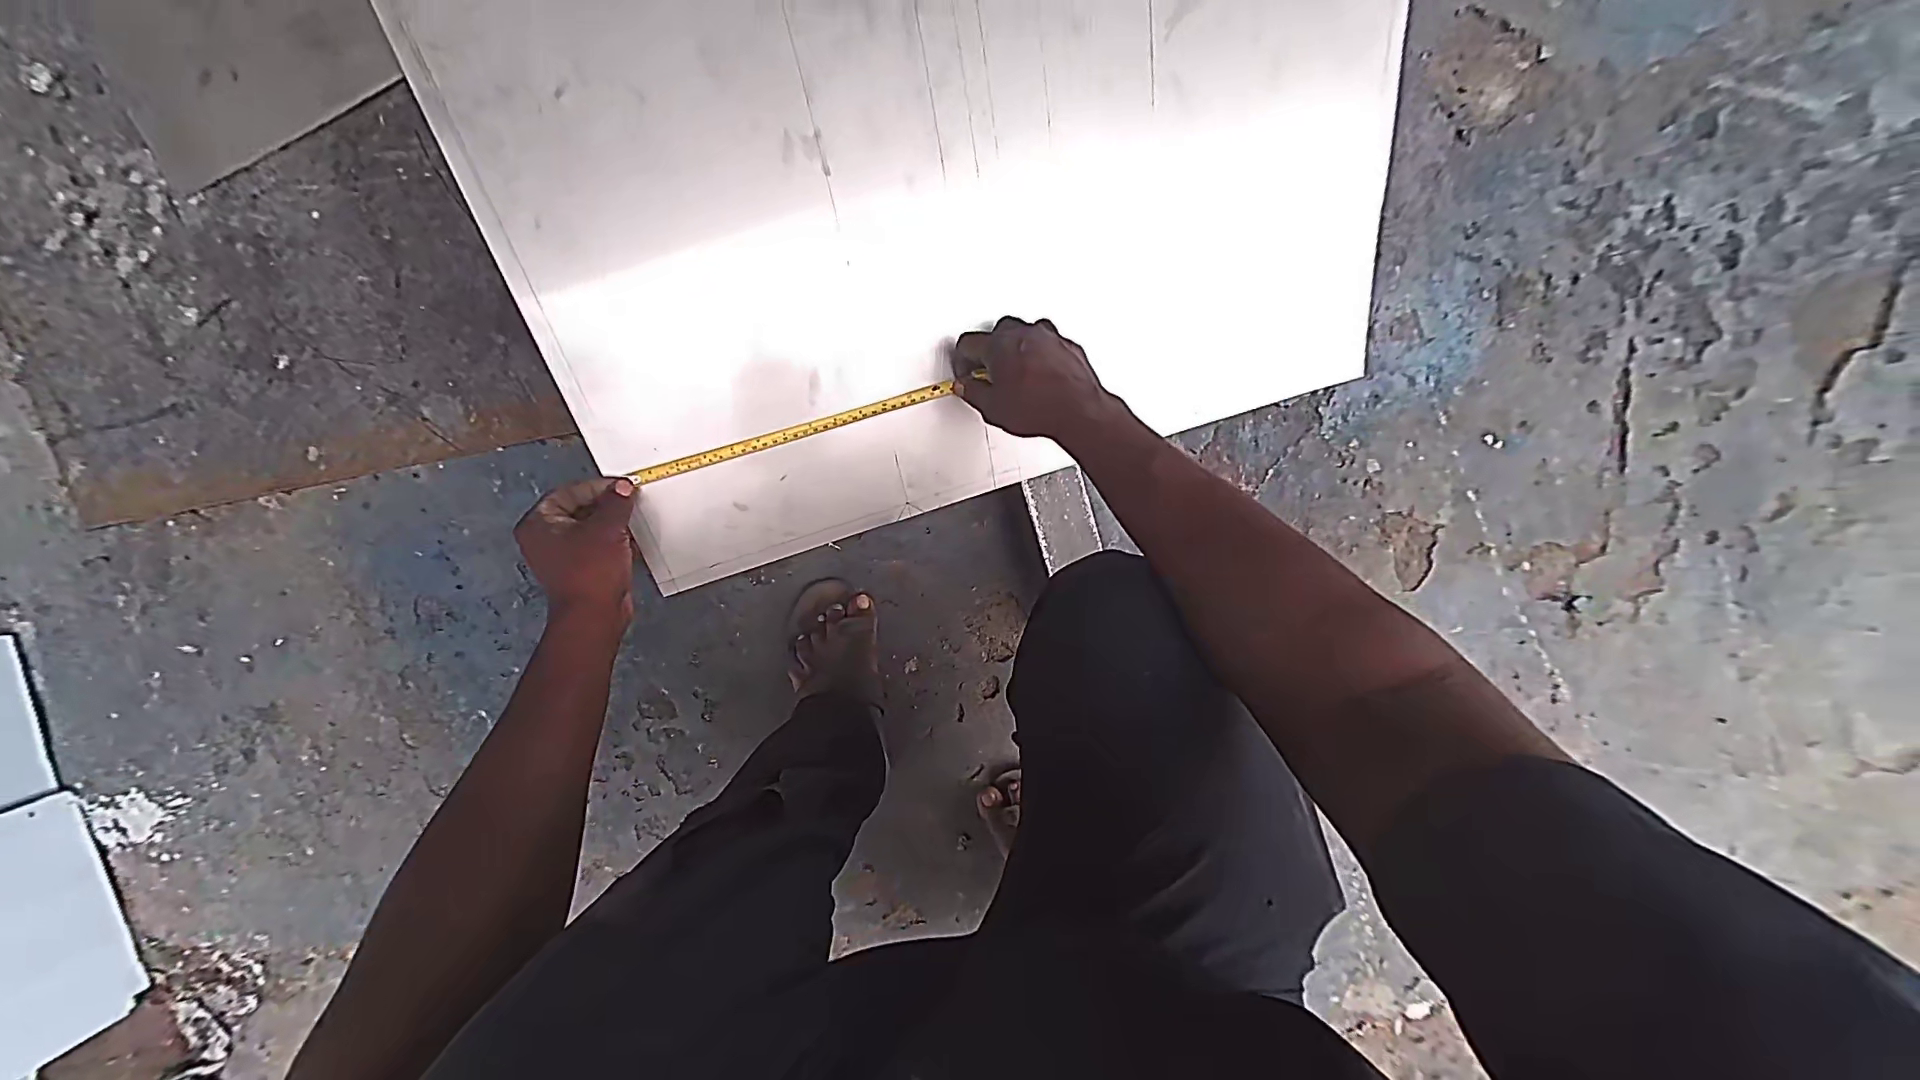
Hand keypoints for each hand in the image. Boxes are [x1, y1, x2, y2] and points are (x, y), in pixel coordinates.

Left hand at [514, 478, 638, 622]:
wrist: (595, 614)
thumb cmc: (590, 573)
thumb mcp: (607, 528)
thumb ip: (616, 503)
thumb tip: (622, 488)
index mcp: (539, 524)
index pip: (569, 492)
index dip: (598, 487)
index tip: (622, 486)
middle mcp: (545, 539)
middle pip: (579, 509)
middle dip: (607, 505)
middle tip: (630, 501)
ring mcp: (562, 556)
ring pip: (591, 528)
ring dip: (613, 524)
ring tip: (633, 521)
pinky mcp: (581, 569)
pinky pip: (598, 546)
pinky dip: (614, 541)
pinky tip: (632, 542)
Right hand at [948, 316, 1128, 444]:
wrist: (1079, 412)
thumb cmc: (1041, 408)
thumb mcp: (993, 408)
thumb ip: (974, 393)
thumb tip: (967, 387)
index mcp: (998, 345)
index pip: (968, 343)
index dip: (961, 360)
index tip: (965, 373)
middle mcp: (1023, 334)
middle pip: (996, 333)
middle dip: (989, 352)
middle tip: (988, 373)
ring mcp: (1047, 337)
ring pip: (1023, 334)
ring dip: (1015, 350)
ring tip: (1015, 374)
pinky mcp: (1066, 345)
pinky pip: (1046, 343)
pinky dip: (1039, 355)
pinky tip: (1038, 375)